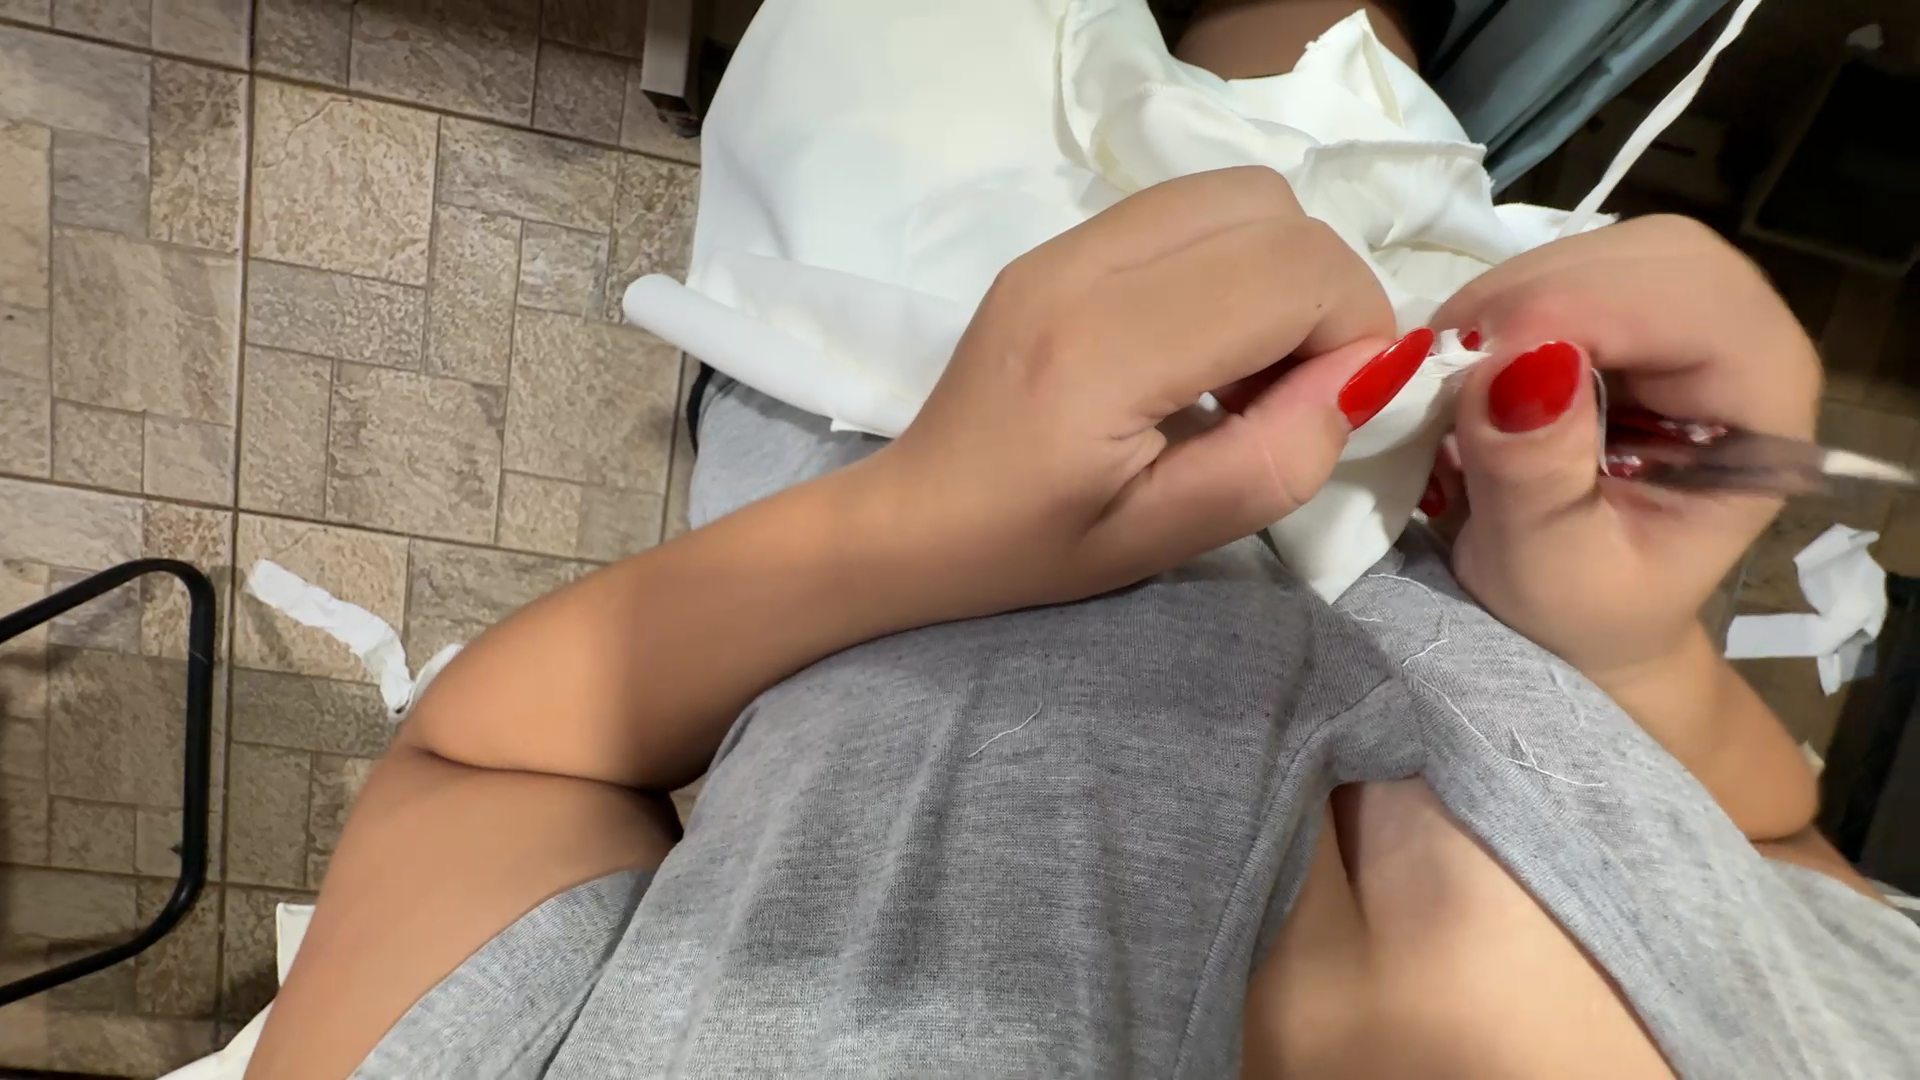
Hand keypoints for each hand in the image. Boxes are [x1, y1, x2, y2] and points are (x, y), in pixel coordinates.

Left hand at [850, 166, 1416, 619]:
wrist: (913, 521)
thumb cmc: (1028, 551)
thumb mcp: (1162, 536)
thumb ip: (1277, 457)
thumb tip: (1363, 370)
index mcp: (1102, 353)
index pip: (1291, 272)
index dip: (1352, 329)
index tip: (1329, 403)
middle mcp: (1076, 270)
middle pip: (1268, 210)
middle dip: (1318, 293)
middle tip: (1285, 388)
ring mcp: (1054, 249)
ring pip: (1227, 196)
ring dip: (1272, 271)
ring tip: (1238, 368)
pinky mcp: (1046, 252)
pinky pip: (1175, 215)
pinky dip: (1221, 262)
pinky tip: (1191, 343)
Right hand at [1429, 215, 1820, 689]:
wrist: (1577, 611)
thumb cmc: (1574, 606)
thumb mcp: (1544, 564)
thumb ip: (1533, 475)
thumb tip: (1513, 367)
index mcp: (1754, 419)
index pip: (1698, 309)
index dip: (1583, 309)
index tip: (1472, 357)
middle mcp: (1735, 357)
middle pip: (1658, 258)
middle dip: (1540, 291)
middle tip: (1448, 359)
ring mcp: (1679, 339)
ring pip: (1609, 254)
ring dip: (1512, 294)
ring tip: (1451, 364)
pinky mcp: (1621, 337)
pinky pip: (1565, 278)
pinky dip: (1501, 305)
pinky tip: (1469, 357)